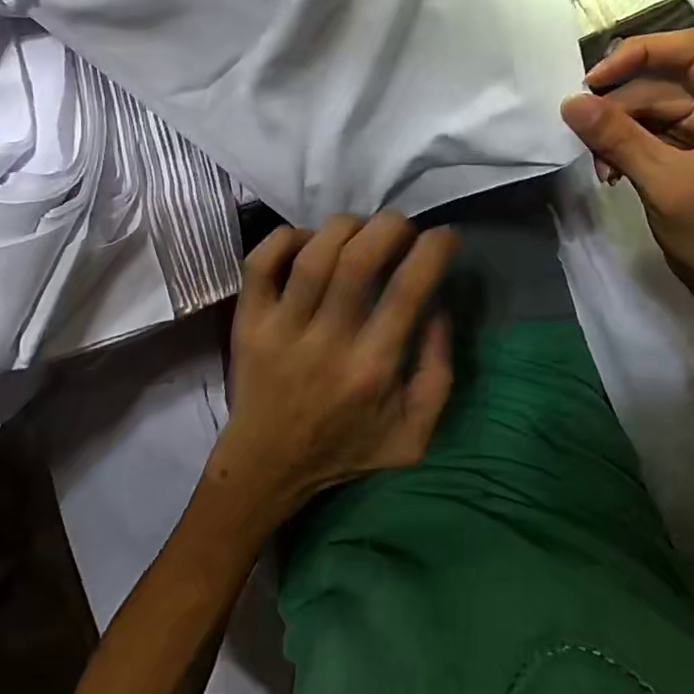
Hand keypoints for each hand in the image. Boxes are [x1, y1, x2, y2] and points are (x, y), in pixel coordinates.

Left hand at [208, 212, 457, 515]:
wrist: (266, 467)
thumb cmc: (344, 448)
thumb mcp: (413, 434)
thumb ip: (438, 373)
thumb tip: (438, 308)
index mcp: (372, 370)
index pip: (408, 291)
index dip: (433, 250)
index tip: (445, 236)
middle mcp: (327, 344)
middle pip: (357, 261)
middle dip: (389, 227)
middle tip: (401, 226)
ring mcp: (281, 330)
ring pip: (312, 256)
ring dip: (344, 227)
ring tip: (359, 228)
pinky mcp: (248, 323)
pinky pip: (259, 263)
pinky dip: (285, 237)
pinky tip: (308, 239)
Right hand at [560, 27, 693, 304]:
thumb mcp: (666, 185)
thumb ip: (618, 138)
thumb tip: (571, 103)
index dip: (642, 54)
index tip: (595, 79)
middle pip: (665, 83)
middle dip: (621, 108)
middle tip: (584, 131)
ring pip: (652, 110)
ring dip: (618, 133)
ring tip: (599, 165)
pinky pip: (651, 133)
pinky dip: (626, 148)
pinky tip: (609, 171)